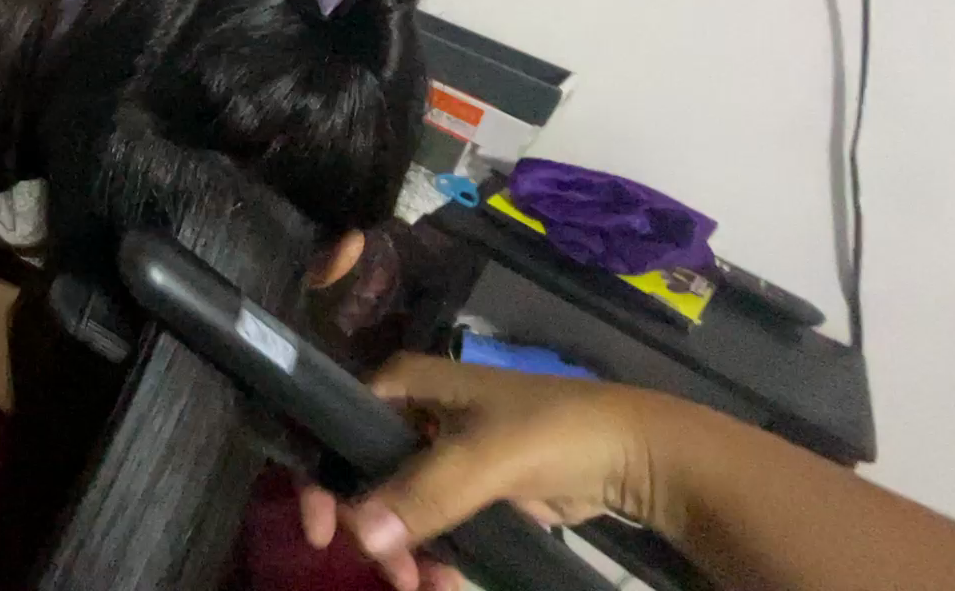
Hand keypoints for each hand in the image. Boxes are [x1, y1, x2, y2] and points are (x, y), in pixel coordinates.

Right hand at [300, 354, 667, 590]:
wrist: (634, 454)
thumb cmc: (550, 431)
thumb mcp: (485, 458)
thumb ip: (425, 494)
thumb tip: (359, 534)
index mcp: (402, 384)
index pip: (337, 424)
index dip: (321, 474)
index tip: (320, 530)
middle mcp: (409, 411)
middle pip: (362, 470)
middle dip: (369, 525)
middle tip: (389, 574)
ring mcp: (436, 449)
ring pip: (394, 501)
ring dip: (400, 548)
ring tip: (419, 588)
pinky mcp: (464, 484)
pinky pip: (428, 521)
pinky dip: (429, 553)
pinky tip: (440, 583)